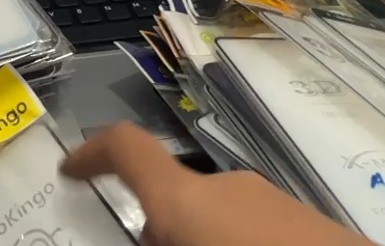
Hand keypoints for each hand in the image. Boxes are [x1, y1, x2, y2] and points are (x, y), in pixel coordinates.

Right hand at [63, 122, 370, 245]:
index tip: (69, 171)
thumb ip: (156, 234)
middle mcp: (227, 187)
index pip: (125, 147)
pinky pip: (257, 232)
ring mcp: (275, 202)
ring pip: (216, 218)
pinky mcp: (315, 226)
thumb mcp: (189, 237)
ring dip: (202, 242)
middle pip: (172, 197)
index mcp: (188, 203)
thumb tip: (145, 227)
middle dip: (157, 231)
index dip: (91, 153)